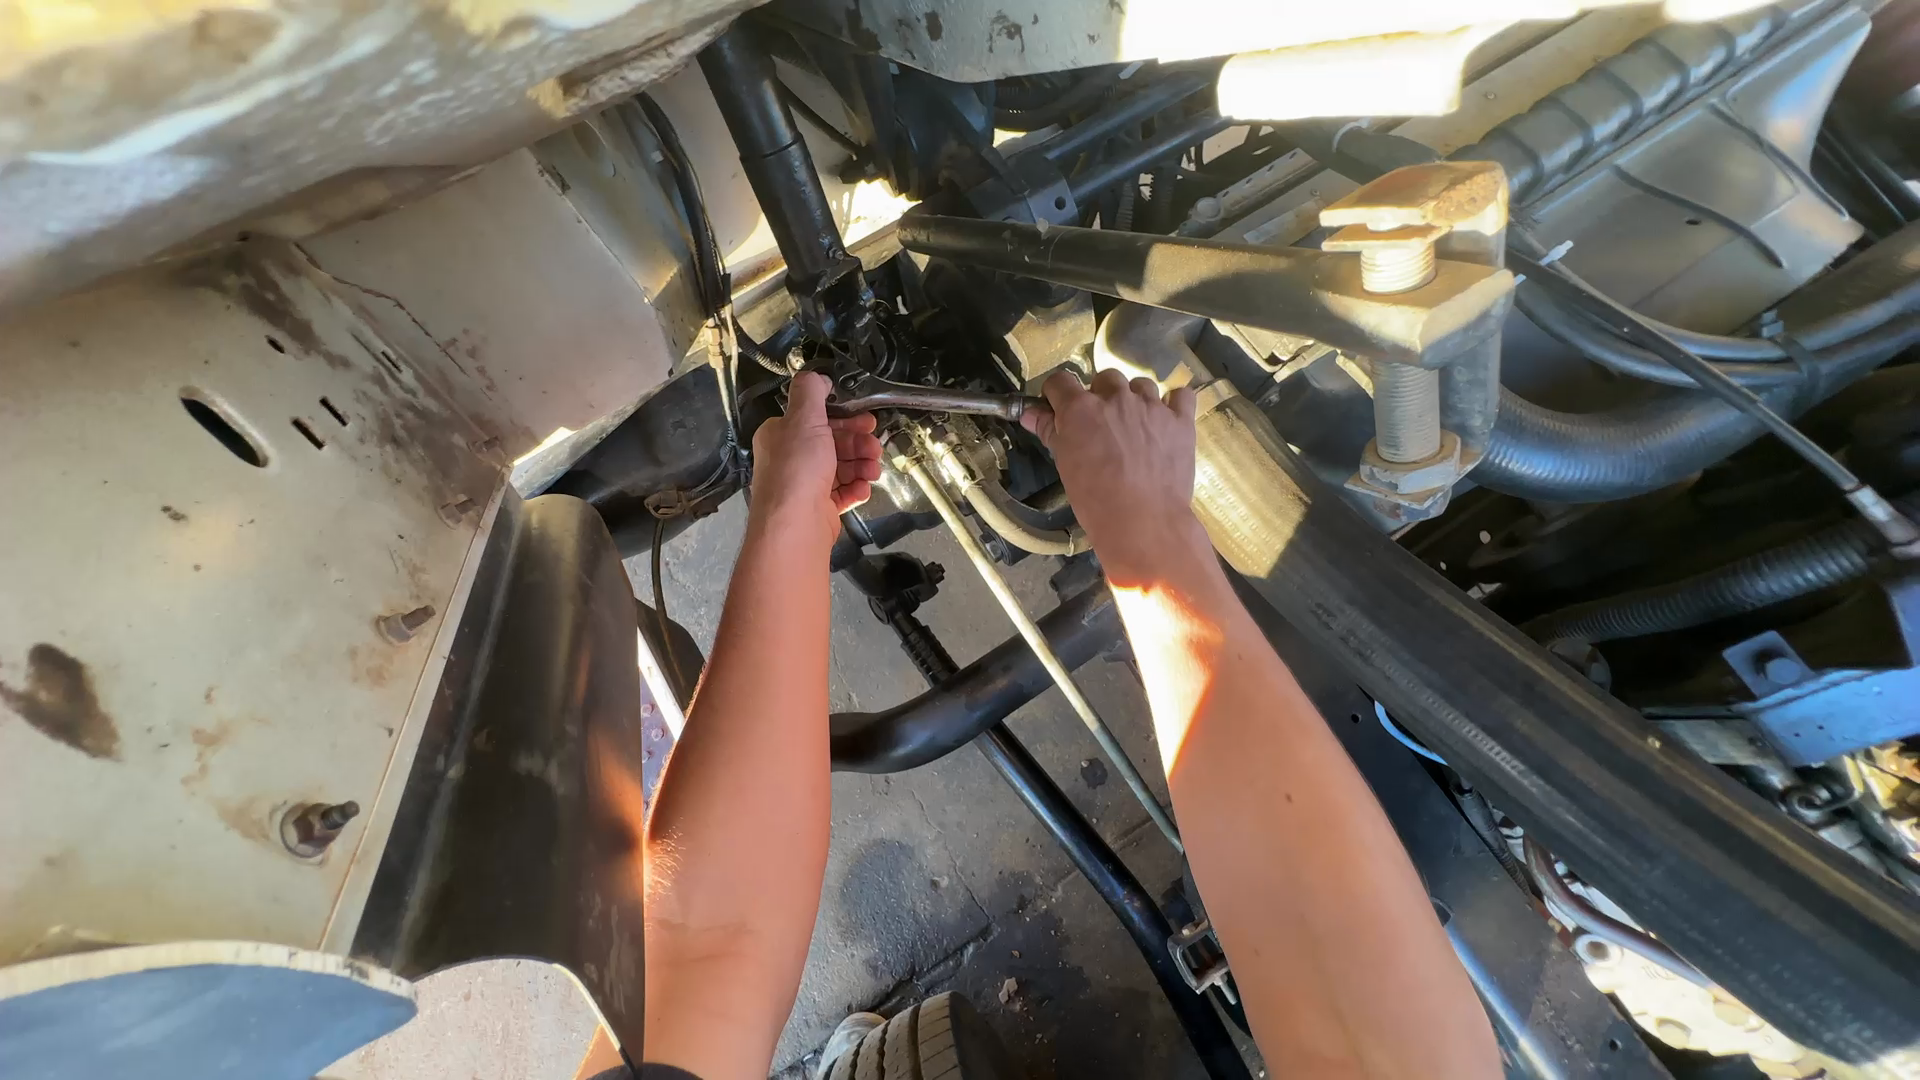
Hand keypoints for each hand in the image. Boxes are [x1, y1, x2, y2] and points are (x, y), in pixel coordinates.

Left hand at [750, 372, 883, 544]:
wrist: (795, 526)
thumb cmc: (798, 468)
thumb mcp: (804, 419)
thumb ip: (811, 391)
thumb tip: (818, 377)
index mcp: (782, 435)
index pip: (817, 420)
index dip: (845, 418)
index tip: (868, 421)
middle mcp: (791, 459)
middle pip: (833, 444)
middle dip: (858, 444)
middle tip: (876, 447)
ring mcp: (805, 486)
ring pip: (841, 469)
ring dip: (861, 466)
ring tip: (874, 471)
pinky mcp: (819, 509)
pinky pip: (842, 493)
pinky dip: (856, 489)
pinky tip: (864, 489)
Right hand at [1021, 368, 1205, 582]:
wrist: (1143, 521)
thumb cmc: (1095, 500)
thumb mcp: (1064, 465)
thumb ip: (1049, 432)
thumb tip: (1030, 414)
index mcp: (1081, 409)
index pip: (1061, 381)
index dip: (1057, 394)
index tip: (1059, 408)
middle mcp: (1116, 398)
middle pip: (1104, 378)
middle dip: (1100, 396)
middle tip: (1101, 425)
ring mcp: (1152, 407)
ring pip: (1140, 385)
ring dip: (1134, 398)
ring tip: (1134, 425)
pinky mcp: (1181, 420)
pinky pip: (1181, 395)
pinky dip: (1174, 403)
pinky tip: (1167, 419)